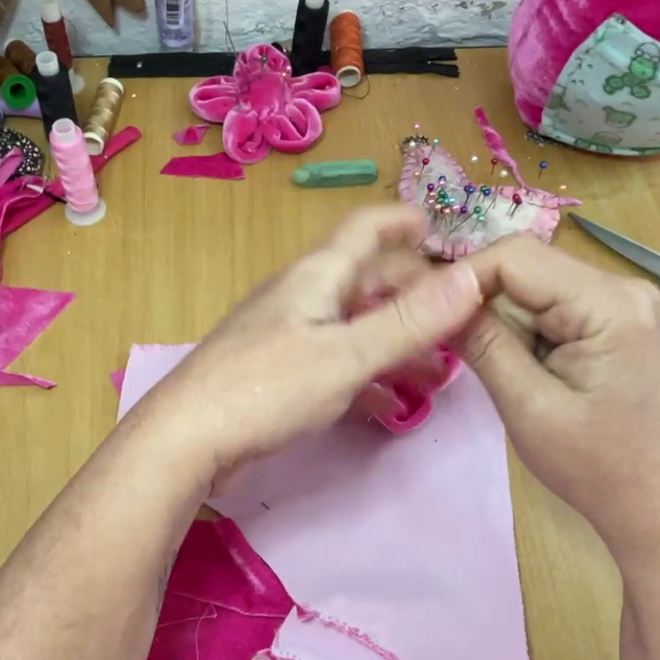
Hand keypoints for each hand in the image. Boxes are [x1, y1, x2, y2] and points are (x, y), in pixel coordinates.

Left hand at [131, 206, 482, 484]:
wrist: (188, 438)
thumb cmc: (266, 388)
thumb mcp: (346, 355)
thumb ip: (409, 321)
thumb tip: (472, 276)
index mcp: (316, 276)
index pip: (365, 228)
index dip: (405, 221)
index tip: (445, 230)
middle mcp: (301, 296)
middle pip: (366, 279)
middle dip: (414, 296)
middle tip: (461, 322)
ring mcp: (287, 335)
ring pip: (353, 325)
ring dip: (396, 342)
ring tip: (440, 373)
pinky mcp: (278, 373)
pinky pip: (335, 361)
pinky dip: (367, 374)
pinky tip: (391, 404)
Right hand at [454, 235, 659, 552]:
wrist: (655, 506)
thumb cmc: (596, 465)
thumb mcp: (527, 405)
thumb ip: (483, 343)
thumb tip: (436, 297)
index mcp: (610, 303)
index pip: (516, 257)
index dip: (462, 277)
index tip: (424, 311)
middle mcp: (621, 287)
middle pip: (524, 267)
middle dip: (478, 300)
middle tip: (440, 339)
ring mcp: (619, 303)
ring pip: (531, 287)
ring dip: (496, 318)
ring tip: (477, 359)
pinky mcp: (611, 320)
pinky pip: (547, 306)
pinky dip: (518, 329)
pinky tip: (511, 363)